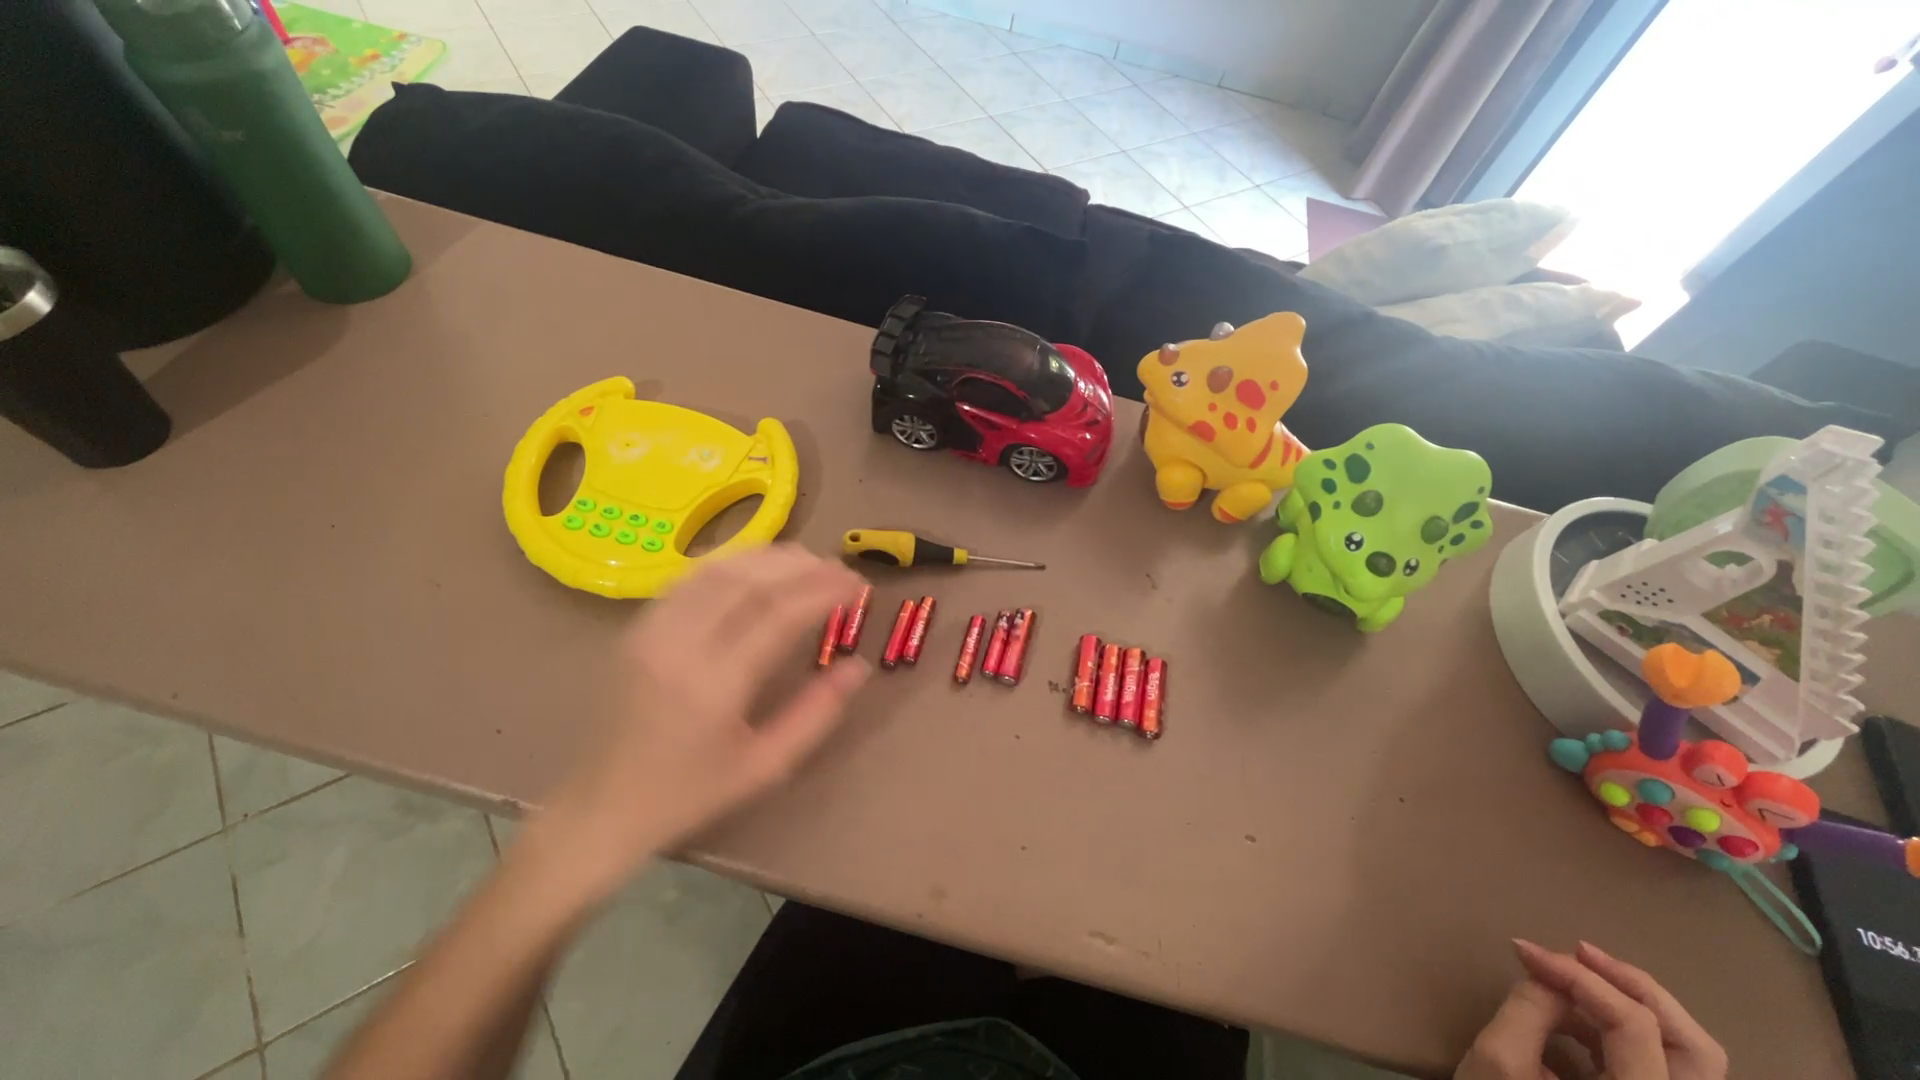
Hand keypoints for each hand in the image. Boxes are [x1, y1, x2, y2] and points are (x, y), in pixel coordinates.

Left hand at [538, 545, 868, 887]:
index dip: (822, 591)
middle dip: (800, 566)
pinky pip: (688, 579)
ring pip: (716, 570)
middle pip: (747, 581)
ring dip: (766, 557)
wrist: (601, 806)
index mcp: (714, 687)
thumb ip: (816, 714)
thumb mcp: (765, 767)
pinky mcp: (635, 627)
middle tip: (838, 567)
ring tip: (806, 559)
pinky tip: (756, 566)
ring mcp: (650, 631)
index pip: (778, 615)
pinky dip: (729, 563)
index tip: (857, 583)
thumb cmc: (690, 794)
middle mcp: (679, 646)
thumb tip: (857, 666)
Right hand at [1455, 940, 1726, 1079]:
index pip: (1632, 1025)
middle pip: (1694, 1045)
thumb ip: (1528, 1008)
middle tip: (1578, 951)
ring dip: (1635, 1004)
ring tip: (1578, 975)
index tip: (1523, 950)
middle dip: (1633, 987)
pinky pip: (1660, 1066)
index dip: (1580, 977)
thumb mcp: (1498, 1060)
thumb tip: (1551, 973)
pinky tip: (1574, 1017)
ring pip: (1688, 1056)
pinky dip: (1623, 1029)